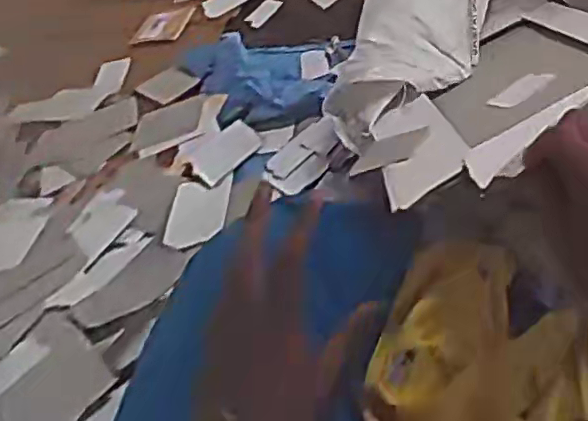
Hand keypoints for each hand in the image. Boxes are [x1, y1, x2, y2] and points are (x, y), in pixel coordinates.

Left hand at [199, 187, 378, 420]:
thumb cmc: (285, 408)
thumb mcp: (323, 376)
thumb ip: (348, 336)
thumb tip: (377, 304)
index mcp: (280, 318)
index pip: (291, 260)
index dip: (304, 225)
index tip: (317, 197)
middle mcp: (247, 315)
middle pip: (248, 256)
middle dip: (256, 219)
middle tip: (263, 188)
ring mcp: (224, 327)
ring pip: (229, 272)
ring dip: (240, 240)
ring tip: (249, 218)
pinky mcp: (209, 343)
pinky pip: (219, 294)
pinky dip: (229, 271)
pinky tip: (234, 267)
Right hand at [523, 111, 587, 313]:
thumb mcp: (557, 226)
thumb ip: (545, 184)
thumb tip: (535, 163)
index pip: (561, 135)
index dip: (540, 147)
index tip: (529, 167)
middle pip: (575, 123)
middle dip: (554, 140)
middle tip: (541, 167)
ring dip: (569, 143)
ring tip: (558, 172)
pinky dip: (584, 149)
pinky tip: (576, 174)